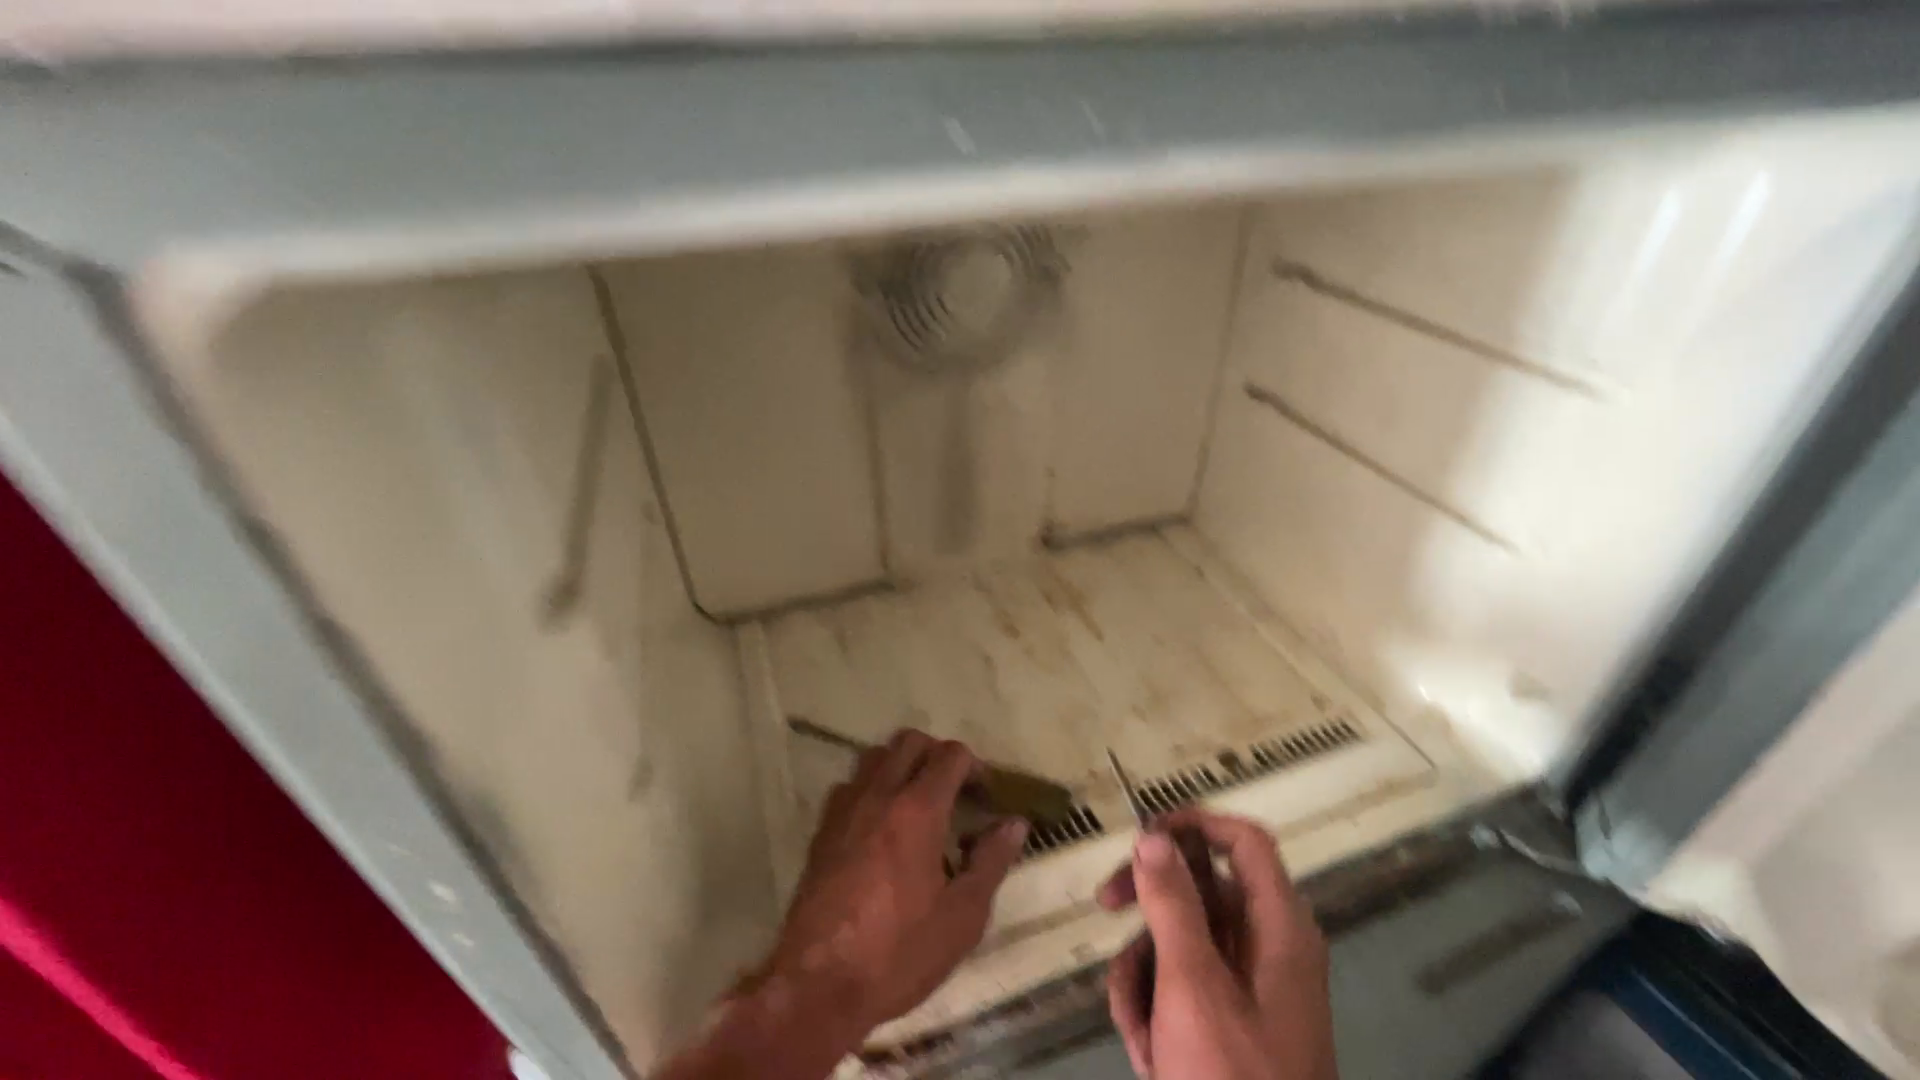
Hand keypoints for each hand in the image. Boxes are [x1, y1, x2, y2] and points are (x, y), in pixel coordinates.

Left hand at [752, 729, 1029, 1036]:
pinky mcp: (820, 833)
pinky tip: (881, 829)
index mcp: (918, 810)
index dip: (975, 767)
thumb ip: (991, 861)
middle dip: (938, 755)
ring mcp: (843, 811)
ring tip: (918, 805)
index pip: (950, 756)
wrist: (818, 985)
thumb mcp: (963, 916)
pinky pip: (849, 787)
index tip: (986, 797)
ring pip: (874, 758)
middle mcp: (878, 796)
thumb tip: (1014, 823)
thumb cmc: (900, 953)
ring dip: (901, 766)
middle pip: (909, 742)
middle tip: (956, 792)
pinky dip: (871, 790)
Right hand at [1097, 809, 1336, 1079]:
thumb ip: (1172, 906)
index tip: (1141, 834)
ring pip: (1180, 941)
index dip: (1194, 823)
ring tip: (1140, 1030)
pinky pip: (1181, 986)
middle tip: (1104, 905)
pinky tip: (1151, 1053)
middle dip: (1149, 909)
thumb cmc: (1232, 1078)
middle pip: (1201, 890)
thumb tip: (1152, 835)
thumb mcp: (1193, 988)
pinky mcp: (1229, 1021)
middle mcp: (1268, 946)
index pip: (1243, 840)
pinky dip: (1156, 1009)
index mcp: (1279, 928)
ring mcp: (1248, 987)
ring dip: (1144, 976)